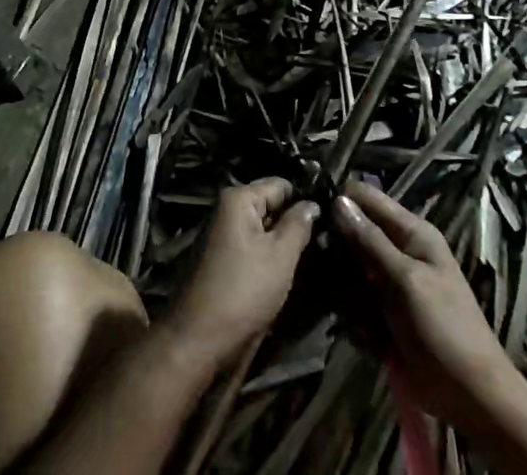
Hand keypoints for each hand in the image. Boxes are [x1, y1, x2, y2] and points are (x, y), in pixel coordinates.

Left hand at [163, 177, 319, 365]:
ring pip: (262, 230)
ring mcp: (220, 235)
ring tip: (310, 260)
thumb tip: (313, 204)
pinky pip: (251, 247)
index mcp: (238, 199)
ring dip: (283, 243)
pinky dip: (267, 257)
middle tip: (325, 244)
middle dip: (295, 224)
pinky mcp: (218, 259)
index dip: (306, 201)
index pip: (282, 185)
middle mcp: (225, 210)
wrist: (196, 340)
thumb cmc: (243, 291)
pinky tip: (284, 274)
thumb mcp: (281, 256)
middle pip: (271, 206)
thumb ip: (300, 224)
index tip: (330, 221)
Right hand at [332, 181, 524, 431]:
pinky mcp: (382, 315)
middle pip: (352, 237)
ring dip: (351, 299)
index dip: (340, 201)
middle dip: (340, 261)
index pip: (367, 198)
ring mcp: (389, 286)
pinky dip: (358, 323)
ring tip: (365, 321)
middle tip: (339, 281)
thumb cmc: (443, 328)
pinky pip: (354, 306)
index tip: (313, 215)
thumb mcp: (406, 280)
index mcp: (412, 233)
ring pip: (348, 275)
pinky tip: (372, 341)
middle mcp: (399, 252)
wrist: (469, 394)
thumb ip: (370, 240)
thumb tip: (339, 200)